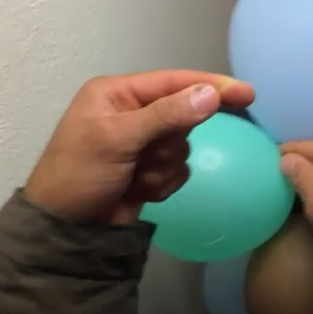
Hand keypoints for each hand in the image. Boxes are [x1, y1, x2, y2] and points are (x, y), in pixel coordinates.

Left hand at [24, 71, 255, 225]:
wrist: (65, 232)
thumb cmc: (78, 174)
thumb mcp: (118, 139)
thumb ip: (166, 115)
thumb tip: (210, 95)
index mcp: (117, 93)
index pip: (175, 82)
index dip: (212, 87)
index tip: (247, 94)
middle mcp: (131, 112)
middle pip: (183, 117)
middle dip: (168, 144)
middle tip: (144, 158)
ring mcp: (140, 143)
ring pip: (182, 147)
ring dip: (162, 168)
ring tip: (133, 178)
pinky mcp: (148, 169)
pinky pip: (178, 170)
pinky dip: (161, 183)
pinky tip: (137, 190)